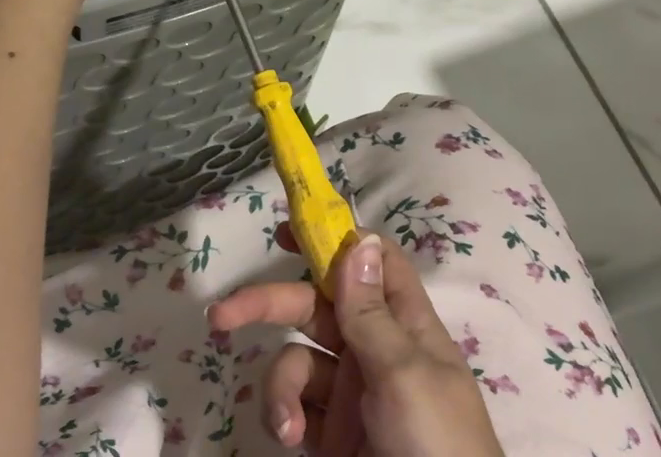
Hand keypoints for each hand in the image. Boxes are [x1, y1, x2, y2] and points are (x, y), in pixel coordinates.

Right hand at [209, 230, 503, 456]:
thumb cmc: (436, 445)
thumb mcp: (406, 376)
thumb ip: (372, 313)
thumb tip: (357, 239)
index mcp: (405, 325)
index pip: (371, 263)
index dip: (335, 239)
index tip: (288, 226)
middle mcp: (375, 350)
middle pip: (315, 304)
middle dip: (269, 304)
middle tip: (224, 315)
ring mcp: (350, 393)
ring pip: (295, 359)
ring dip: (279, 385)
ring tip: (286, 425)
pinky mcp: (329, 434)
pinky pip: (292, 404)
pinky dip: (283, 415)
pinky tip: (290, 436)